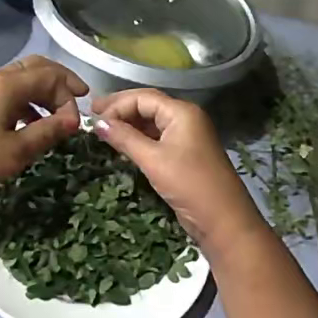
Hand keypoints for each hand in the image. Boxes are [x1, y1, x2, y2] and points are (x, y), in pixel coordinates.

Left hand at [0, 56, 88, 198]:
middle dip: (61, 81)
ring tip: (57, 116)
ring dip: (44, 91)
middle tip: (79, 97)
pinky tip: (30, 123)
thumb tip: (74, 120)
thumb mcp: (16, 152)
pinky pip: (9, 89)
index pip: (51, 76)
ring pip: (22, 77)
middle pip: (37, 66)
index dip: (68, 96)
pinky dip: (27, 99)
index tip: (73, 125)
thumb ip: (48, 132)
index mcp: (7, 85)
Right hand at [91, 89, 260, 246]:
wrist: (224, 220)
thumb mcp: (153, 160)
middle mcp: (185, 118)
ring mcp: (186, 136)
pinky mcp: (184, 154)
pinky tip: (122, 144)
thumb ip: (125, 138)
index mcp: (182, 112)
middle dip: (120, 108)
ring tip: (103, 129)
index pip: (143, 97)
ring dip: (128, 123)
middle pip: (148, 105)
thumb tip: (97, 123)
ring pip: (152, 121)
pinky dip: (138, 138)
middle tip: (93, 114)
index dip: (117, 104)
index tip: (93, 117)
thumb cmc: (190, 185)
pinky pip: (157, 137)